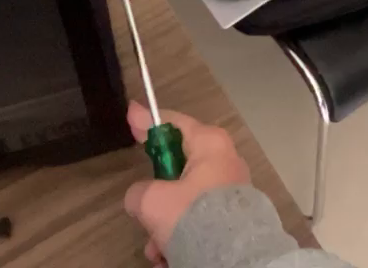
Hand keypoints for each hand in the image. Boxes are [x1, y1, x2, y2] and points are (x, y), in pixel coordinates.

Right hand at [121, 102, 249, 266]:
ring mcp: (232, 189)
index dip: (147, 120)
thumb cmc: (194, 216)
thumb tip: (140, 198)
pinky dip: (182, 234)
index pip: (172, 123)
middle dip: (156, 195)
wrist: (236, 259)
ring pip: (185, 199)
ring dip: (166, 223)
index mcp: (209, 143)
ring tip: (157, 248)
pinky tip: (170, 256)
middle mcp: (224, 160)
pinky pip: (199, 218)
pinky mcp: (235, 216)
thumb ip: (139, 192)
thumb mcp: (154, 202)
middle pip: (177, 168)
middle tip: (144, 210)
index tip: (131, 112)